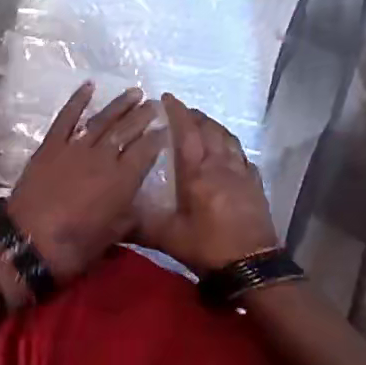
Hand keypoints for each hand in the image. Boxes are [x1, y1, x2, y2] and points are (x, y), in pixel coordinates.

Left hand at [6, 83, 164, 279]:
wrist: (28, 242)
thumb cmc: (74, 247)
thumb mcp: (112, 237)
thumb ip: (128, 216)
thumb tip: (138, 205)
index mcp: (122, 180)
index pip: (146, 151)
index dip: (158, 138)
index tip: (168, 127)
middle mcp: (102, 158)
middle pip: (127, 130)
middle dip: (143, 116)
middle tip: (154, 104)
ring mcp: (74, 148)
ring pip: (102, 120)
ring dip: (119, 105)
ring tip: (134, 92)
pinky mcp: (50, 146)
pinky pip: (66, 118)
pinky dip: (77, 100)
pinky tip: (88, 86)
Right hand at [140, 94, 279, 273]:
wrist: (252, 267)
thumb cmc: (207, 247)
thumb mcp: (167, 237)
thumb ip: (139, 225)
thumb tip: (110, 222)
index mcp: (198, 173)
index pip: (187, 133)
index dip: (177, 112)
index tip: (167, 98)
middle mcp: (221, 166)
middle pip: (210, 130)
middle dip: (195, 117)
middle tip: (182, 112)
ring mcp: (242, 175)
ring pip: (229, 140)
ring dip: (215, 128)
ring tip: (203, 125)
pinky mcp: (255, 186)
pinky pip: (244, 158)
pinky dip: (232, 148)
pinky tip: (228, 154)